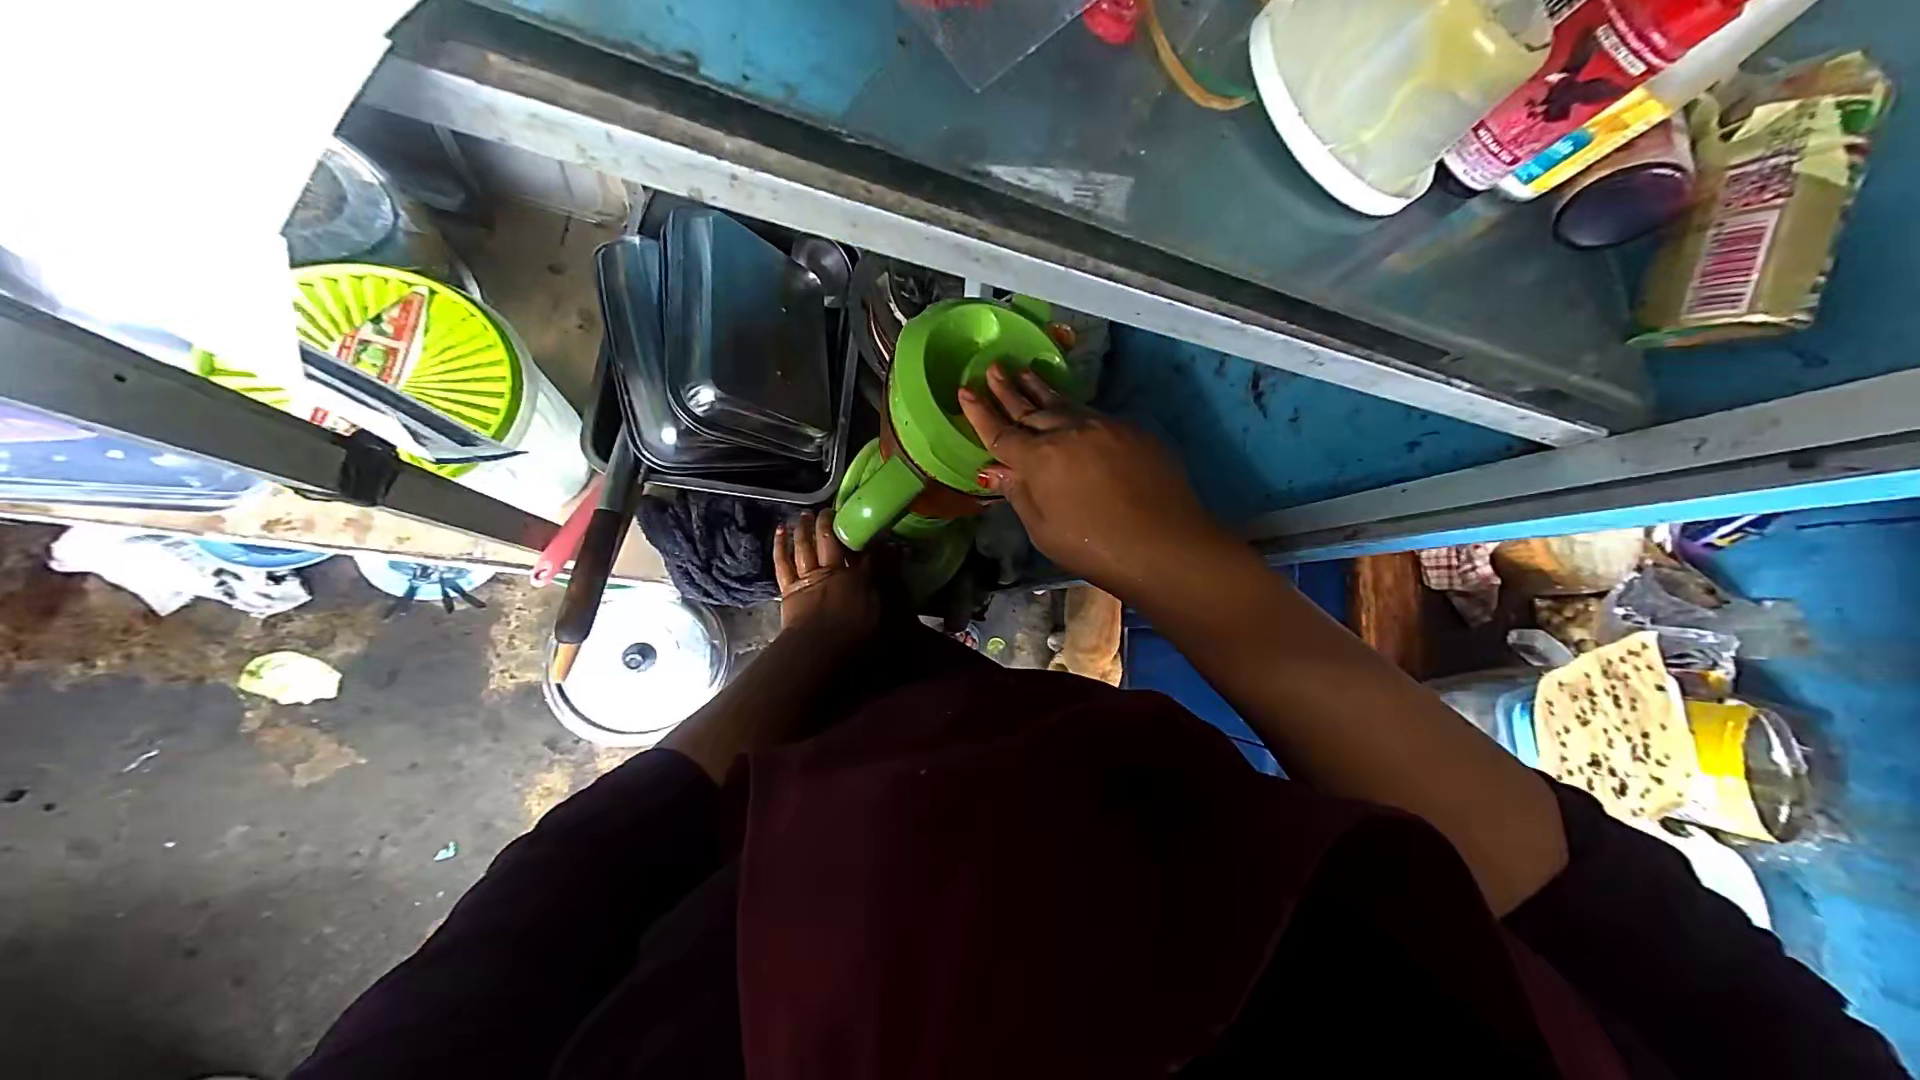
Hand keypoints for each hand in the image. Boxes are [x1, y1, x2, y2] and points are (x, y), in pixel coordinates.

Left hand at [773, 509, 879, 646]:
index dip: (862, 534)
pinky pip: (782, 562)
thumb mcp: (876, 608)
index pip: (860, 549)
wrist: (815, 647)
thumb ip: (881, 580)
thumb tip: (891, 555)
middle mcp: (829, 569)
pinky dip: (780, 545)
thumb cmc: (851, 633)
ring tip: (804, 515)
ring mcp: (806, 577)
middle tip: (828, 509)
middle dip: (828, 522)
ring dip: (804, 528)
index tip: (866, 522)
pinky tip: (780, 531)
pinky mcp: (788, 587)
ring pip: (804, 546)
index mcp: (853, 574)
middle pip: (828, 539)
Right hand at [957, 363, 1227, 592]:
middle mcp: (1067, 433)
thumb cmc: (1095, 548)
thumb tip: (997, 469)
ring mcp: (1102, 427)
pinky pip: (1092, 414)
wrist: (1164, 544)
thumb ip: (1019, 494)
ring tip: (1023, 371)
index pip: (1000, 432)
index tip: (965, 390)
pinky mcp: (1130, 430)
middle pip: (1029, 407)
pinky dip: (1073, 408)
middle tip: (993, 367)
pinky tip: (1069, 408)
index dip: (980, 412)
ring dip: (1039, 388)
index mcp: (1039, 460)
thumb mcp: (1044, 531)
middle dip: (1007, 388)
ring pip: (1062, 402)